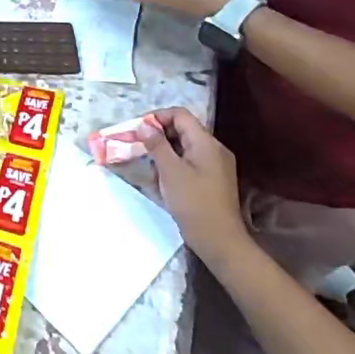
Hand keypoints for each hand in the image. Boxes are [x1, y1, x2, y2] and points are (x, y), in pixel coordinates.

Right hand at [141, 108, 251, 265]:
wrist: (218, 238)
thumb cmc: (193, 202)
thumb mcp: (170, 171)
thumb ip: (157, 145)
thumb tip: (145, 125)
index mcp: (206, 143)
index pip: (180, 115)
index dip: (157, 117)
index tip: (137, 129)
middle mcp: (214, 149)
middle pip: (183, 129)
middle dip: (158, 133)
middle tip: (136, 144)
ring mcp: (215, 164)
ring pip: (184, 145)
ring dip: (163, 148)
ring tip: (145, 160)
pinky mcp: (212, 178)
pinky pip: (189, 160)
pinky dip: (173, 161)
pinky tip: (160, 174)